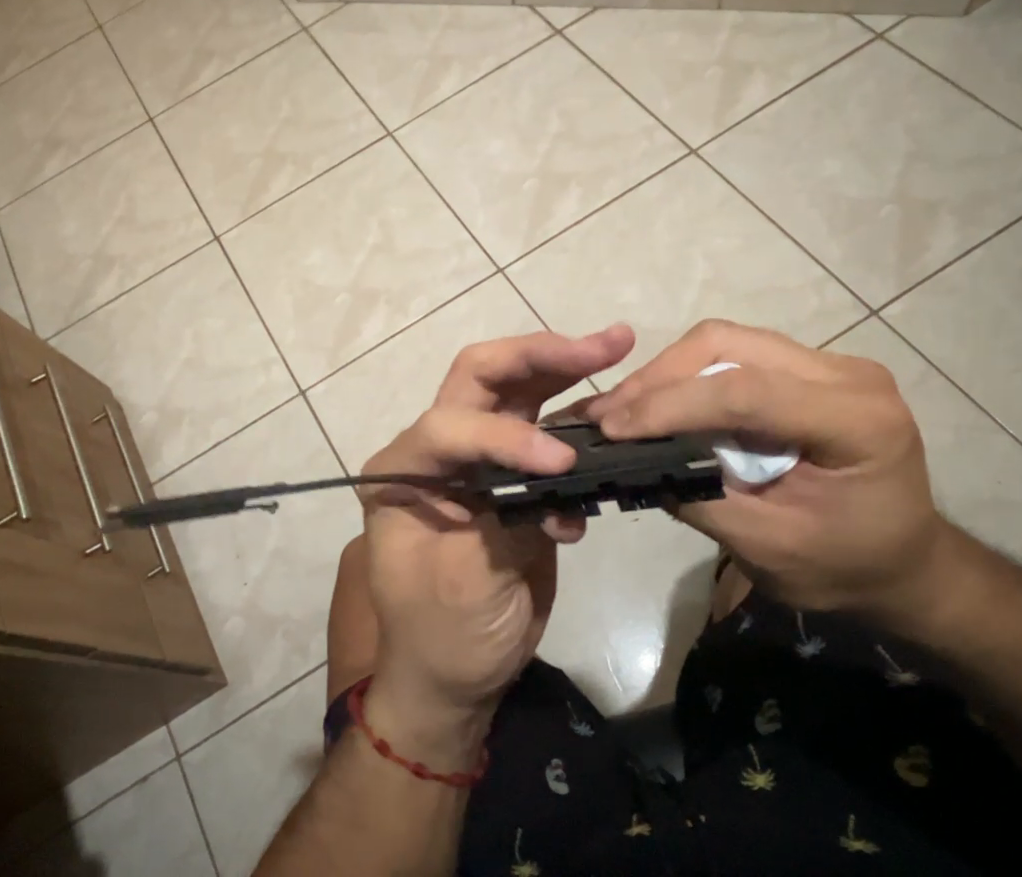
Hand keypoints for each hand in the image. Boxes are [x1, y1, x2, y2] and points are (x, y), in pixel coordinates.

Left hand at [358, 325, 633, 748]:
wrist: (457, 677)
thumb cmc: (441, 637)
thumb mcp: (463, 588)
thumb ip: (503, 524)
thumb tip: (556, 477)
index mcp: (403, 472)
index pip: (450, 427)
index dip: (506, 436)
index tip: (562, 463)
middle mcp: (436, 452)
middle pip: (482, 381)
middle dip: (538, 356)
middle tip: (602, 345)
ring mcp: (479, 459)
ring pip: (517, 393)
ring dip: (565, 367)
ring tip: (618, 344)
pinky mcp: (515, 478)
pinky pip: (548, 431)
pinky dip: (581, 420)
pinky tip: (617, 414)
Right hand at [588, 320, 951, 622]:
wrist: (902, 563)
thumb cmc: (845, 567)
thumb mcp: (770, 549)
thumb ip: (704, 500)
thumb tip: (632, 463)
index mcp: (857, 421)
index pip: (747, 392)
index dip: (671, 405)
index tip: (612, 430)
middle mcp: (846, 375)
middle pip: (728, 345)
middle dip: (658, 378)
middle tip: (606, 418)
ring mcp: (827, 365)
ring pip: (723, 341)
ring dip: (664, 374)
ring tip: (619, 412)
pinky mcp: (805, 370)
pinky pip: (732, 356)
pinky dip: (683, 379)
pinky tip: (653, 405)